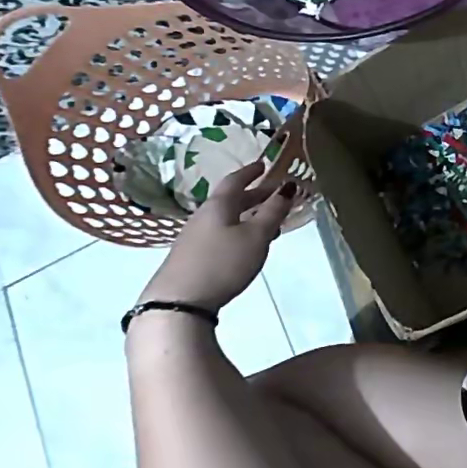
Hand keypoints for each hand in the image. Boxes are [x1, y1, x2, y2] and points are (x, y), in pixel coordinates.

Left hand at [137, 160, 295, 313]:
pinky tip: (245, 245)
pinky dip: (237, 231)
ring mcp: (194, 236)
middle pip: (231, 200)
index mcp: (219, 205)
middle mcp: (204, 216)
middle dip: (253, 195)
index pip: (236, 181)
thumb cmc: (223, 263)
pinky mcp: (192, 256)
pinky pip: (219, 233)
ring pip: (225, 218)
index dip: (251, 172)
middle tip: (273, 193)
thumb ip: (273, 212)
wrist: (179, 302)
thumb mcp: (255, 237)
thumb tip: (287, 186)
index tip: (264, 165)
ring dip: (247, 215)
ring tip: (267, 223)